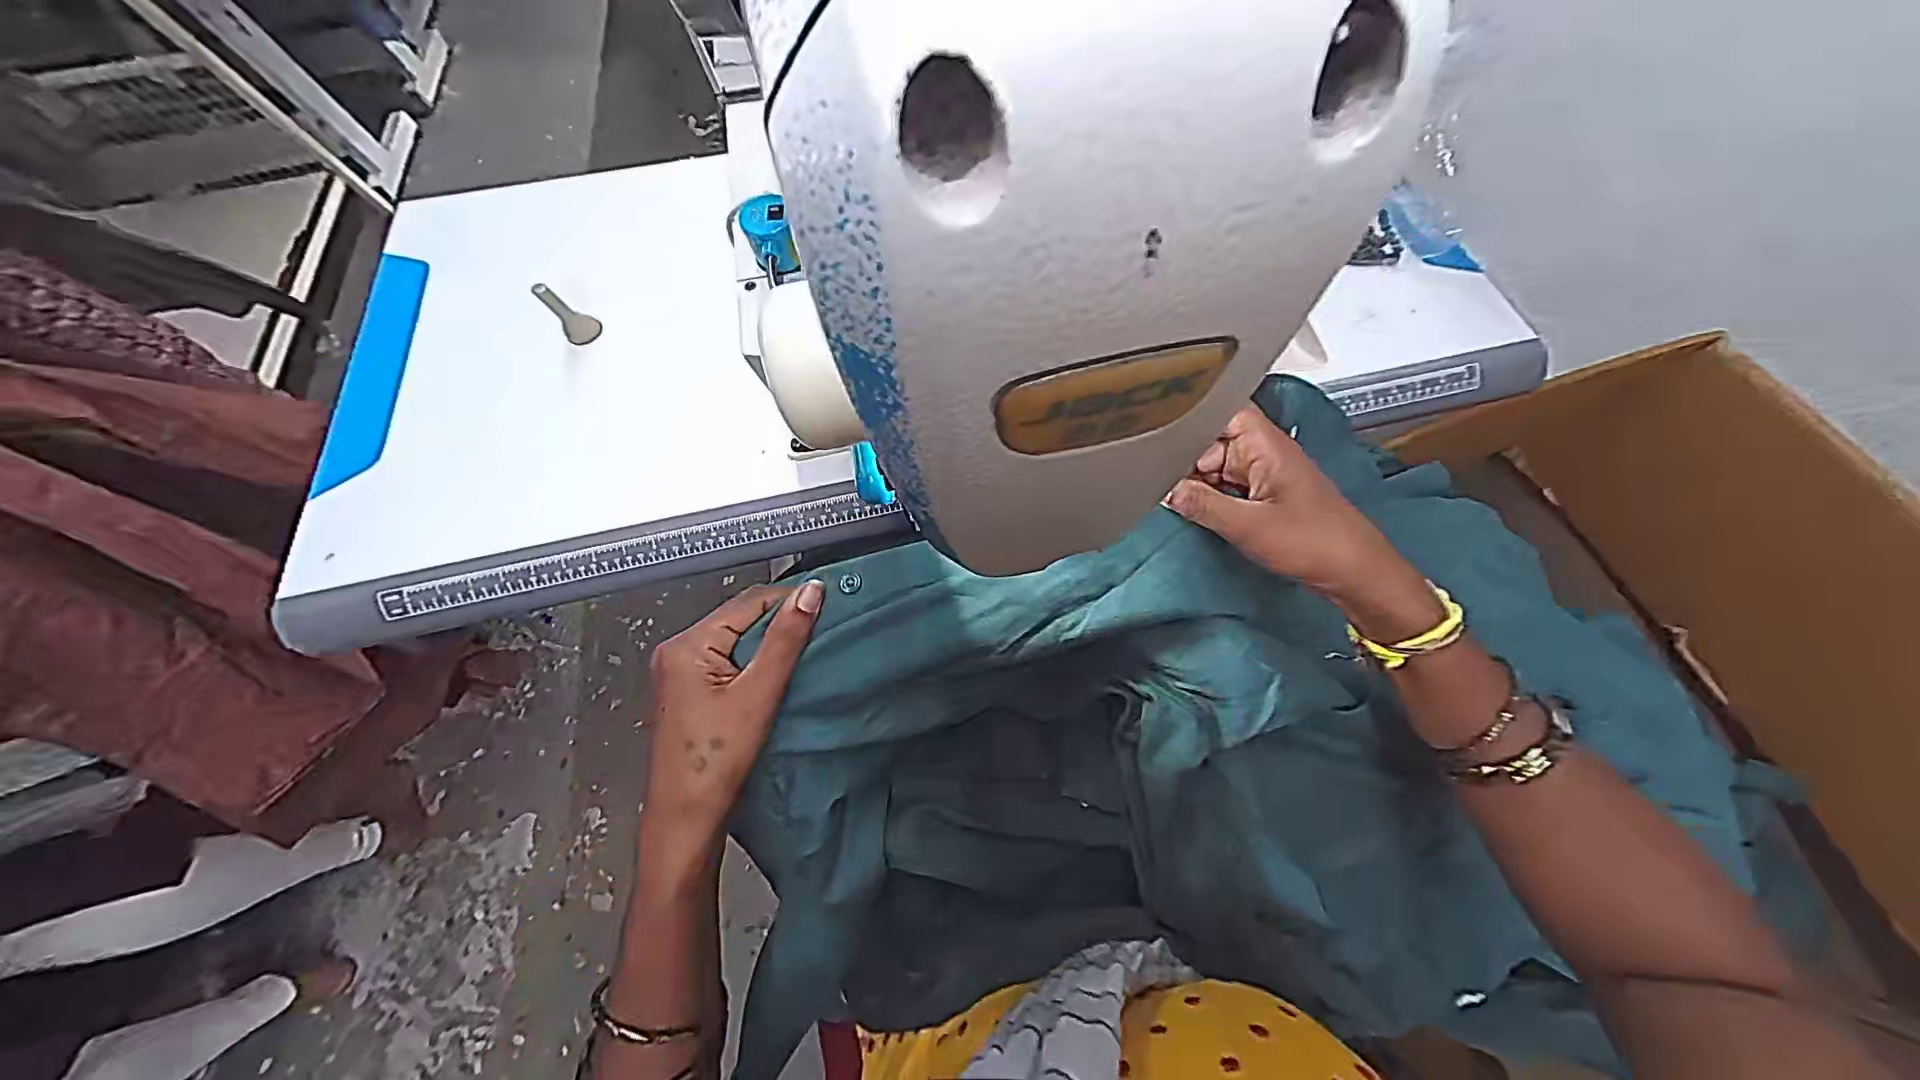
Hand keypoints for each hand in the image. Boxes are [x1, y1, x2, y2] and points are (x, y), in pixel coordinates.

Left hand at [642, 580, 824, 864]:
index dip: (789, 599)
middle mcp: (677, 652)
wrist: (686, 817)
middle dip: (780, 622)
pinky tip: (777, 675)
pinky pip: (730, 659)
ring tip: (802, 653)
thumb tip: (809, 594)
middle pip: (741, 618)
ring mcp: (681, 671)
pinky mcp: (689, 690)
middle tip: (818, 630)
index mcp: (686, 646)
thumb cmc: (713, 764)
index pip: (749, 601)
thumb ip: (785, 639)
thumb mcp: (759, 693)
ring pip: (738, 639)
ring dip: (770, 643)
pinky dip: (757, 662)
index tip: (823, 603)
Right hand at [1164, 406, 1431, 625]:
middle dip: (1190, 463)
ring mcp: (1264, 474)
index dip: (1193, 424)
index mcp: (1267, 446)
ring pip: (1216, 467)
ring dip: (1201, 484)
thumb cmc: (1315, 543)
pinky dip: (1213, 498)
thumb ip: (1202, 505)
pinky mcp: (1264, 495)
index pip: (1222, 413)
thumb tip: (1168, 492)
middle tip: (1175, 488)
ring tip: (1192, 504)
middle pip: (1212, 442)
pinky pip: (1227, 487)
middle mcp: (1265, 454)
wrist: (1352, 572)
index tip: (1166, 446)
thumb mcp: (1248, 526)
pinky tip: (1206, 514)